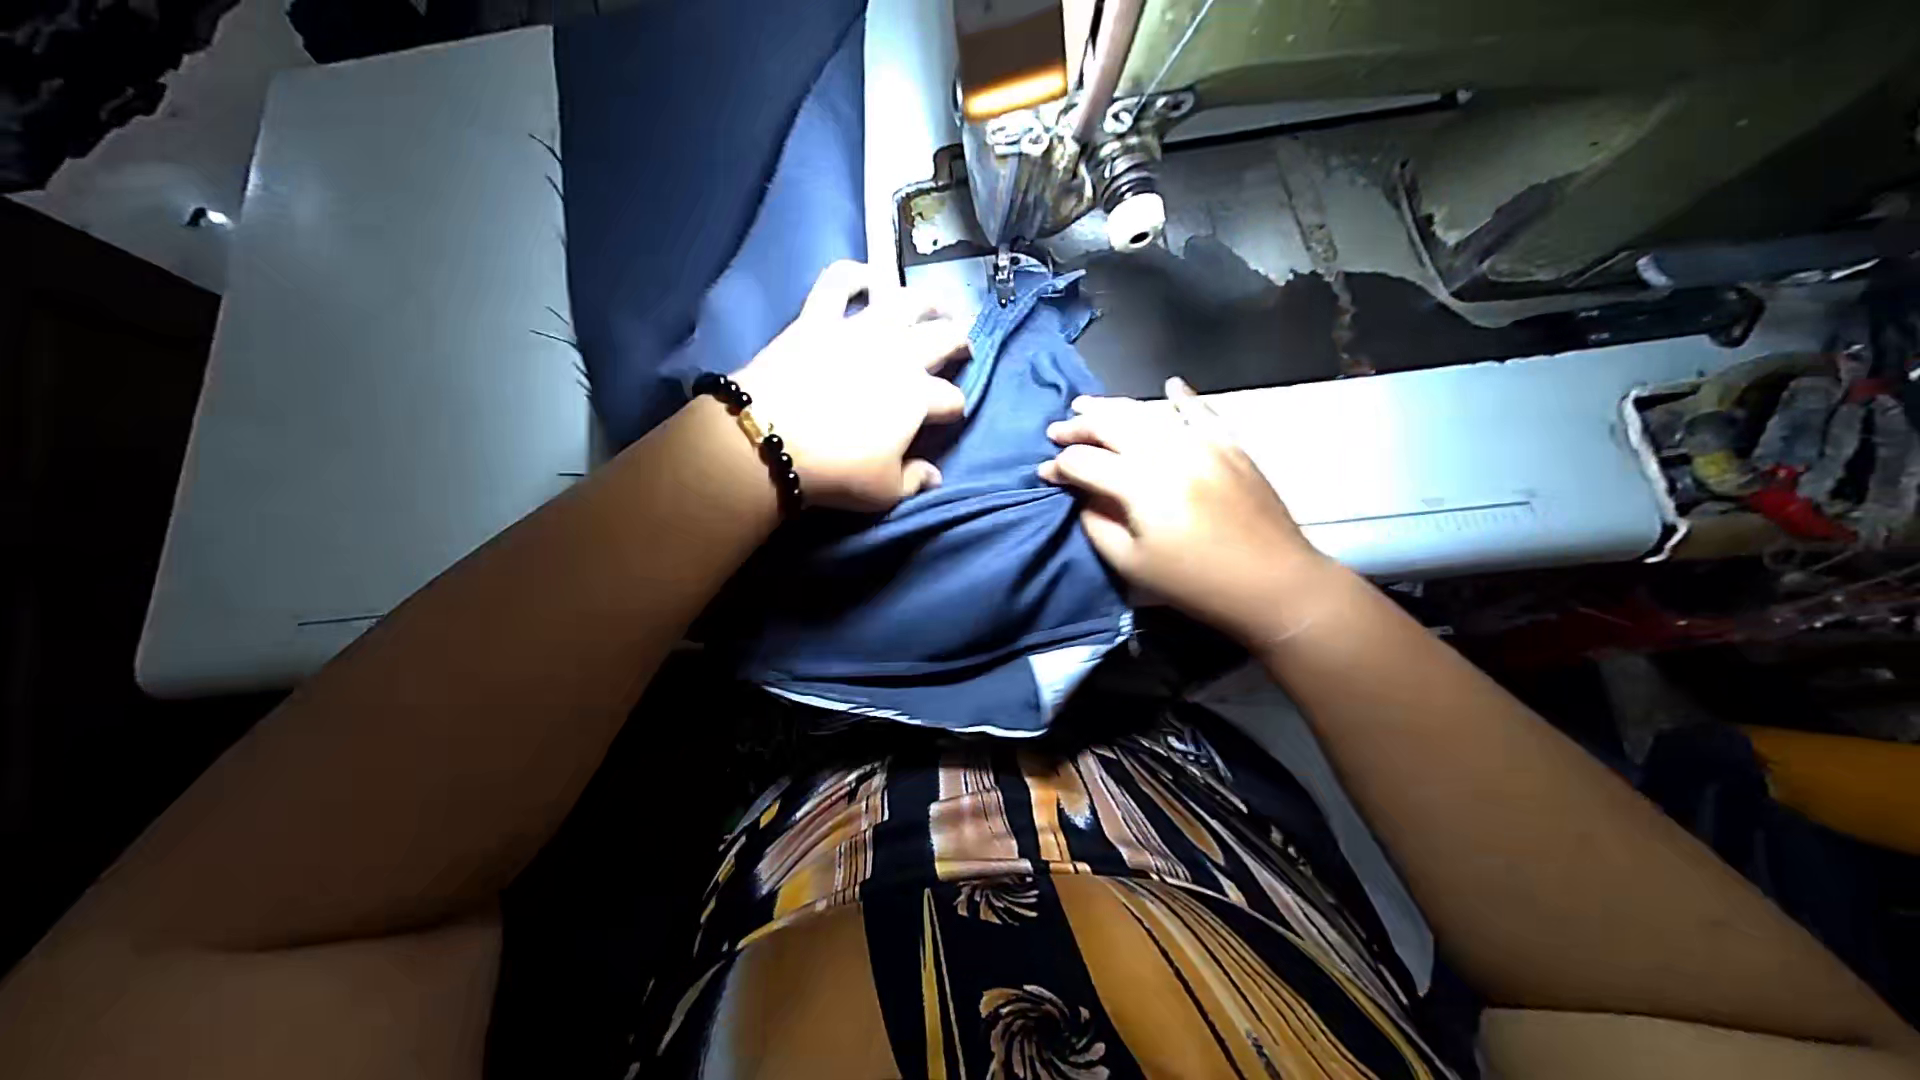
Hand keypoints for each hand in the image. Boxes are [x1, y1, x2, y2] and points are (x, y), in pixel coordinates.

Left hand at [732, 260, 969, 512]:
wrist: (768, 439)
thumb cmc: (835, 471)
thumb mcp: (883, 491)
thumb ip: (914, 480)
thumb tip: (934, 476)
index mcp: (918, 397)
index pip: (952, 399)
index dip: (955, 408)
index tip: (951, 416)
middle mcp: (899, 354)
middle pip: (943, 338)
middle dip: (958, 342)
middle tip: (961, 346)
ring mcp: (859, 329)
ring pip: (904, 301)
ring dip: (927, 300)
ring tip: (936, 305)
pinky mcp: (819, 318)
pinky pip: (839, 282)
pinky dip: (855, 274)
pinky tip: (867, 276)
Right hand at [1038, 377, 1339, 644]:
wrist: (1272, 583)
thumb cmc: (1195, 584)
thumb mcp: (1131, 564)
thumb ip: (1097, 523)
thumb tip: (1083, 494)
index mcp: (1141, 487)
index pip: (1085, 463)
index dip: (1059, 467)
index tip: (1044, 474)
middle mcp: (1169, 453)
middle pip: (1112, 425)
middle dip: (1078, 426)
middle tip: (1056, 430)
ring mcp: (1203, 444)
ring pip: (1148, 412)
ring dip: (1114, 407)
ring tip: (1088, 405)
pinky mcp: (1230, 446)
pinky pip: (1202, 412)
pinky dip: (1183, 398)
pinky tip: (1170, 386)